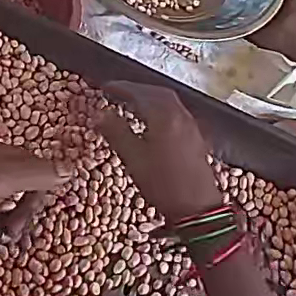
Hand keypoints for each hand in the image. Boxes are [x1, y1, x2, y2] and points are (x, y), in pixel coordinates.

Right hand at [92, 81, 224, 221]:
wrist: (198, 208)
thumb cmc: (163, 184)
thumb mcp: (133, 158)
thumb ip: (116, 132)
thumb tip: (98, 113)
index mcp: (164, 117)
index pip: (140, 94)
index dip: (121, 88)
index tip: (106, 87)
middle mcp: (180, 116)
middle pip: (157, 93)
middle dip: (137, 89)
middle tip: (118, 92)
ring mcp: (191, 127)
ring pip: (169, 102)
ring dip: (150, 98)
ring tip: (132, 103)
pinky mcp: (195, 138)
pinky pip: (176, 113)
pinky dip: (160, 109)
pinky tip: (151, 121)